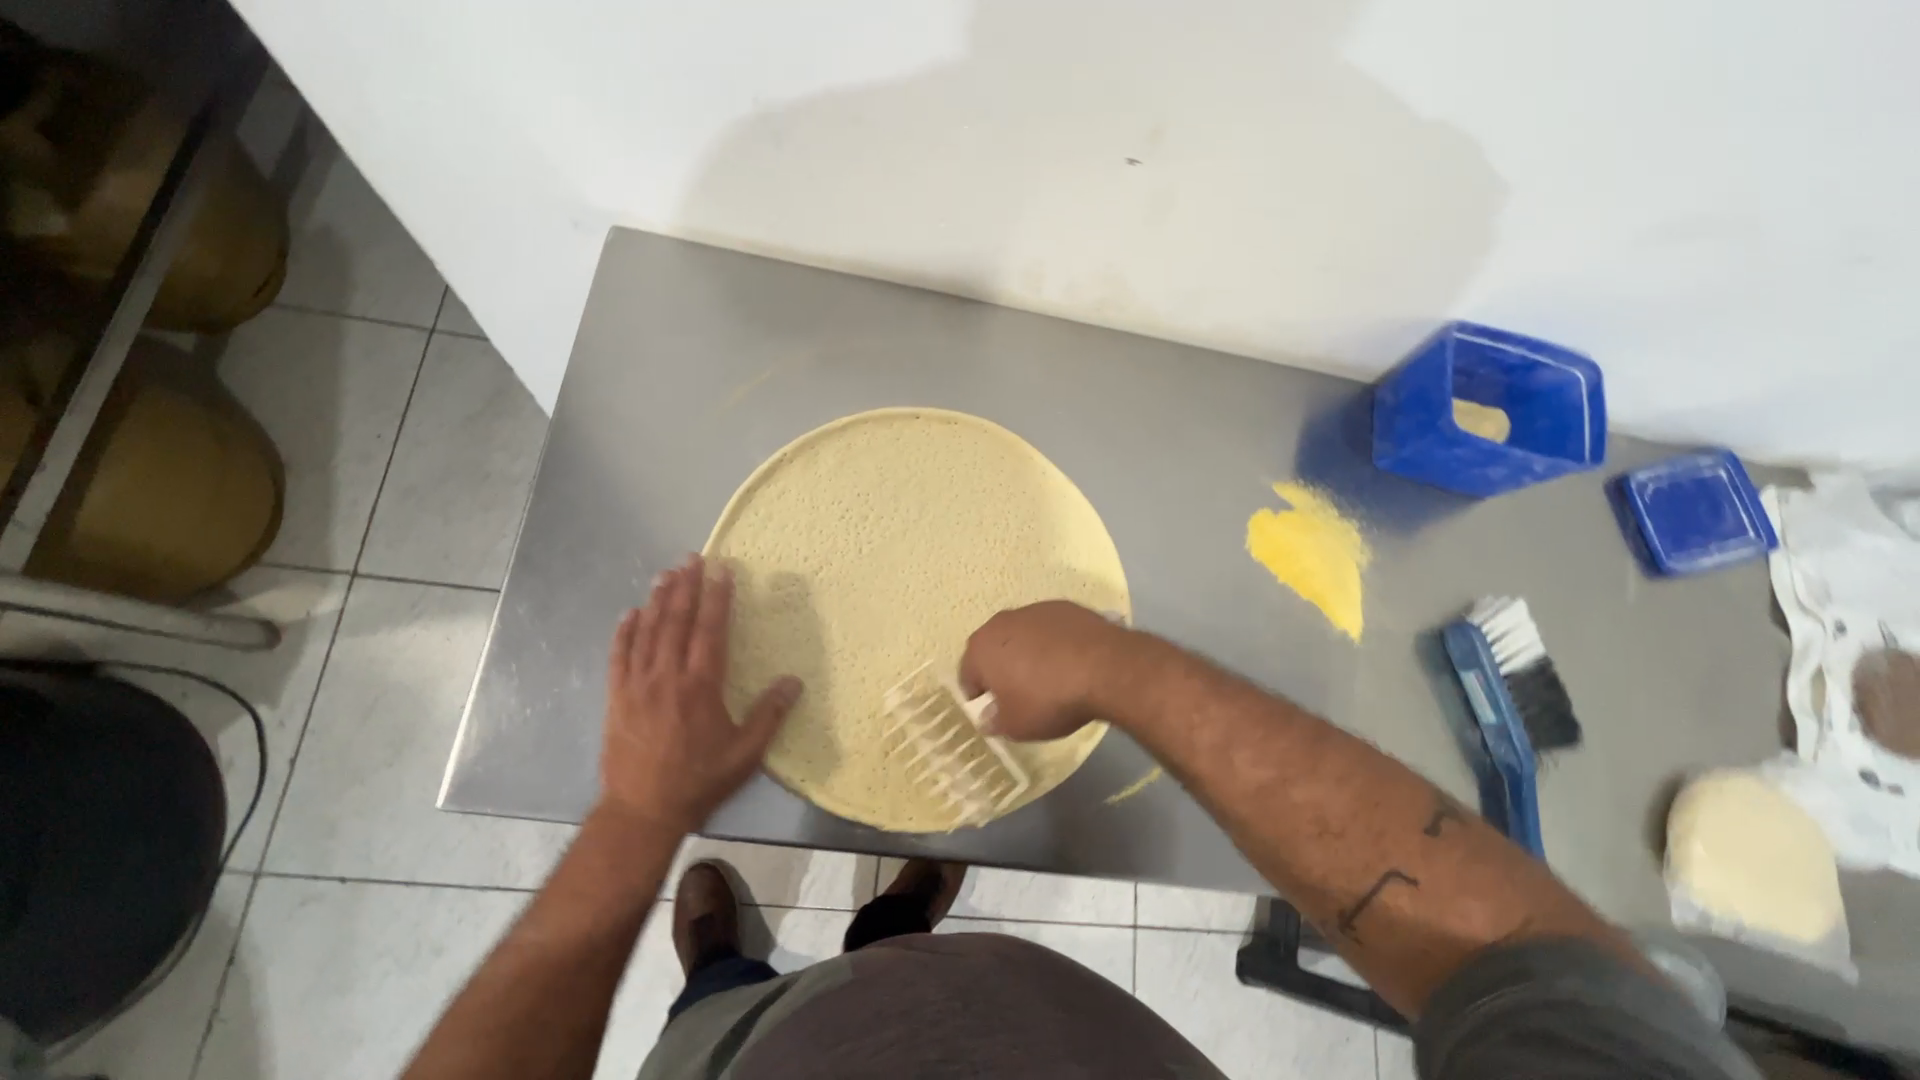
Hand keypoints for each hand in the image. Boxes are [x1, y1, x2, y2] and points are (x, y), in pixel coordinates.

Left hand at [598, 554, 801, 832]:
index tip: (723, 570)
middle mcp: (667, 676)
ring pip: (647, 631)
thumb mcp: (746, 753)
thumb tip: (794, 681)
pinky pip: (619, 655)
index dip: (718, 597)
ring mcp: (637, 684)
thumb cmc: (700, 780)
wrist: (643, 809)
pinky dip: (625, 631)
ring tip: (666, 574)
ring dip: (657, 600)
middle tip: (692, 557)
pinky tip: (630, 613)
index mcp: (701, 685)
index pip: (711, 629)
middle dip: (686, 586)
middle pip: (676, 621)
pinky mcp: (616, 697)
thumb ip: (770, 714)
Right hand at [959, 600, 1132, 741]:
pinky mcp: (1066, 607)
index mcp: (981, 648)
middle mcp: (1002, 622)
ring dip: (1028, 652)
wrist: (1105, 668)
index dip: (976, 694)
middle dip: (1001, 668)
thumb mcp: (1017, 726)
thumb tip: (988, 718)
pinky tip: (1070, 662)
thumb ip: (996, 722)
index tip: (989, 708)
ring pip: (1022, 635)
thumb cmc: (1049, 700)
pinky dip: (1054, 643)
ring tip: (1048, 677)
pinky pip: (1051, 629)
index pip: (967, 673)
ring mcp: (1035, 610)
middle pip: (994, 648)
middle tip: (1017, 692)